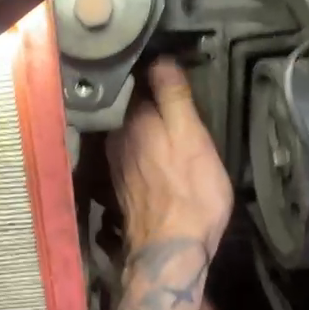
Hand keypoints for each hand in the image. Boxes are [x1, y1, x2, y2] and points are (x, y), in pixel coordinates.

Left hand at [106, 58, 234, 257]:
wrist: (170, 250)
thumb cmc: (190, 191)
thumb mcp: (192, 136)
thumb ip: (173, 96)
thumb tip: (160, 59)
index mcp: (134, 119)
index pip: (140, 80)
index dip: (156, 71)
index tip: (172, 66)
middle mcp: (117, 135)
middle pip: (132, 105)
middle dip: (149, 97)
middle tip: (174, 91)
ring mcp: (116, 160)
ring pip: (130, 128)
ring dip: (145, 122)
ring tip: (169, 119)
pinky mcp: (121, 181)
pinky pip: (131, 150)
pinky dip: (143, 144)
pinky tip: (158, 150)